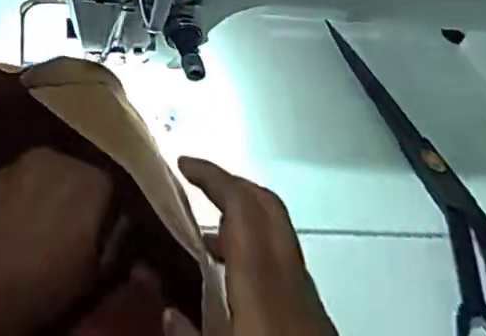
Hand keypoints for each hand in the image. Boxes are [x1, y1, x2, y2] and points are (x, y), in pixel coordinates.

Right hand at [164, 157, 337, 335]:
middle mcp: (290, 283)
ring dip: (243, 218)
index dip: (214, 176)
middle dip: (231, 185)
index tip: (182, 165)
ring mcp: (309, 303)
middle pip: (268, 208)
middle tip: (196, 184)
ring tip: (204, 237)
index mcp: (263, 287)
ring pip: (278, 235)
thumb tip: (169, 314)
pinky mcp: (316, 323)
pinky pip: (283, 264)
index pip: (243, 207)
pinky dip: (254, 250)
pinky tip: (233, 283)